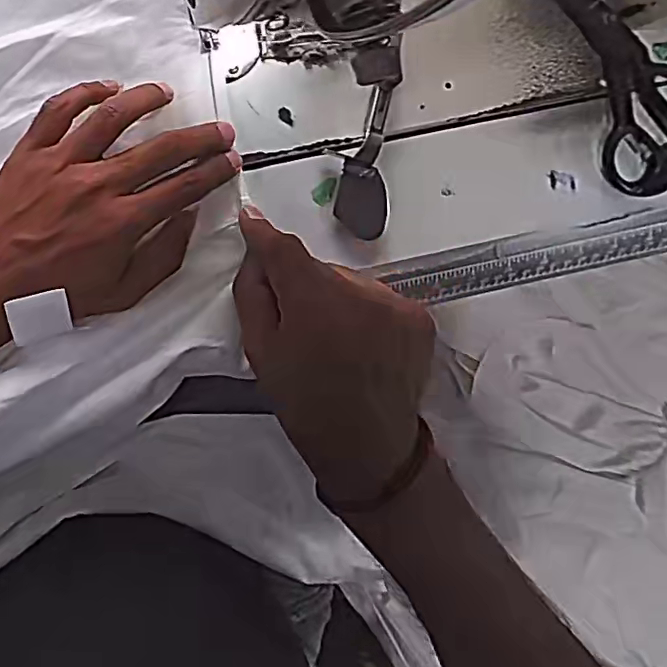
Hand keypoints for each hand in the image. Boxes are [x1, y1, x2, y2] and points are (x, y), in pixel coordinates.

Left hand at [0, 81, 239, 366]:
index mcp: (120, 223)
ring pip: (113, 117)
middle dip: (200, 137)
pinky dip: (85, 94)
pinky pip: (59, 111)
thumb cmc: (50, 295)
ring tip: (164, 94)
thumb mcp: (120, 293)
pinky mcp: (31, 154)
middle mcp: (95, 187)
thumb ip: (162, 256)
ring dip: (146, 100)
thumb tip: (187, 219)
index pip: (183, 186)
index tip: (227, 161)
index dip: (213, 170)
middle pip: (162, 148)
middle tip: (216, 131)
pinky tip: (105, 90)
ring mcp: (61, 165)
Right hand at [232, 207, 436, 501]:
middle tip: (295, 321)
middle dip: (300, 282)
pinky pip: (374, 295)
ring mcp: (392, 303)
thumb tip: (256, 257)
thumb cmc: (308, 404)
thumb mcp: (259, 350)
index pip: (283, 248)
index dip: (263, 233)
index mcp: (313, 302)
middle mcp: (358, 294)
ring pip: (345, 279)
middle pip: (315, 266)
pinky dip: (361, 308)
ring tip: (331, 339)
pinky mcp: (415, 314)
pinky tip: (356, 341)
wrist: (367, 446)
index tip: (251, 220)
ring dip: (333, 296)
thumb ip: (252, 293)